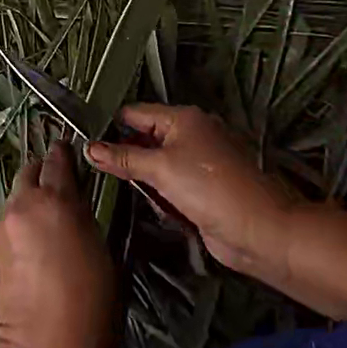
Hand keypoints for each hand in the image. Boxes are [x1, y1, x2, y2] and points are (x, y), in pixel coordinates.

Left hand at [0, 142, 116, 347]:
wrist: (42, 344)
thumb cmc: (88, 305)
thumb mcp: (103, 253)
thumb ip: (86, 217)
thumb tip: (78, 202)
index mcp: (56, 201)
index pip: (57, 162)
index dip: (64, 154)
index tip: (69, 148)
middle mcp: (24, 203)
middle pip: (29, 170)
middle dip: (43, 169)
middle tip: (58, 176)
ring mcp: (4, 221)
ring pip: (17, 193)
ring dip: (30, 192)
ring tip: (47, 207)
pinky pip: (9, 214)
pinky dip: (21, 213)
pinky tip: (33, 231)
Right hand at [85, 104, 294, 279]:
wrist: (263, 233)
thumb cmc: (212, 190)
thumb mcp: (159, 169)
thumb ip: (121, 157)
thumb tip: (89, 148)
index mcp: (183, 119)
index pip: (133, 114)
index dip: (109, 125)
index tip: (83, 140)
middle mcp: (190, 135)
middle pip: (143, 138)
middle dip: (123, 153)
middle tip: (94, 166)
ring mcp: (198, 162)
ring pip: (153, 163)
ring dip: (140, 176)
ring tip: (119, 186)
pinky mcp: (202, 188)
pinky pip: (168, 183)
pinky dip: (158, 192)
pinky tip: (150, 203)